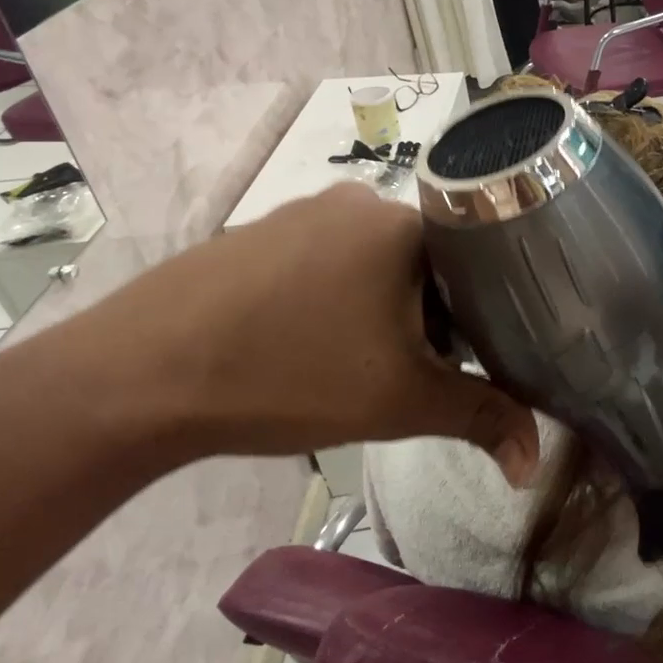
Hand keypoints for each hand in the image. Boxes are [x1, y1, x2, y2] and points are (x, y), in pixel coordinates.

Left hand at [88, 184, 538, 481]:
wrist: (128, 380)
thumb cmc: (287, 376)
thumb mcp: (400, 402)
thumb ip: (481, 419)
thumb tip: (533, 464)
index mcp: (405, 223)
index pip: (479, 256)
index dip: (483, 308)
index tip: (469, 352)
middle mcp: (358, 199)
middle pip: (426, 256)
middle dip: (429, 310)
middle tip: (411, 365)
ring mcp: (297, 210)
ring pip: (371, 257)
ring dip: (378, 302)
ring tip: (354, 357)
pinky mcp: (250, 232)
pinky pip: (318, 257)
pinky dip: (327, 294)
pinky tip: (299, 342)